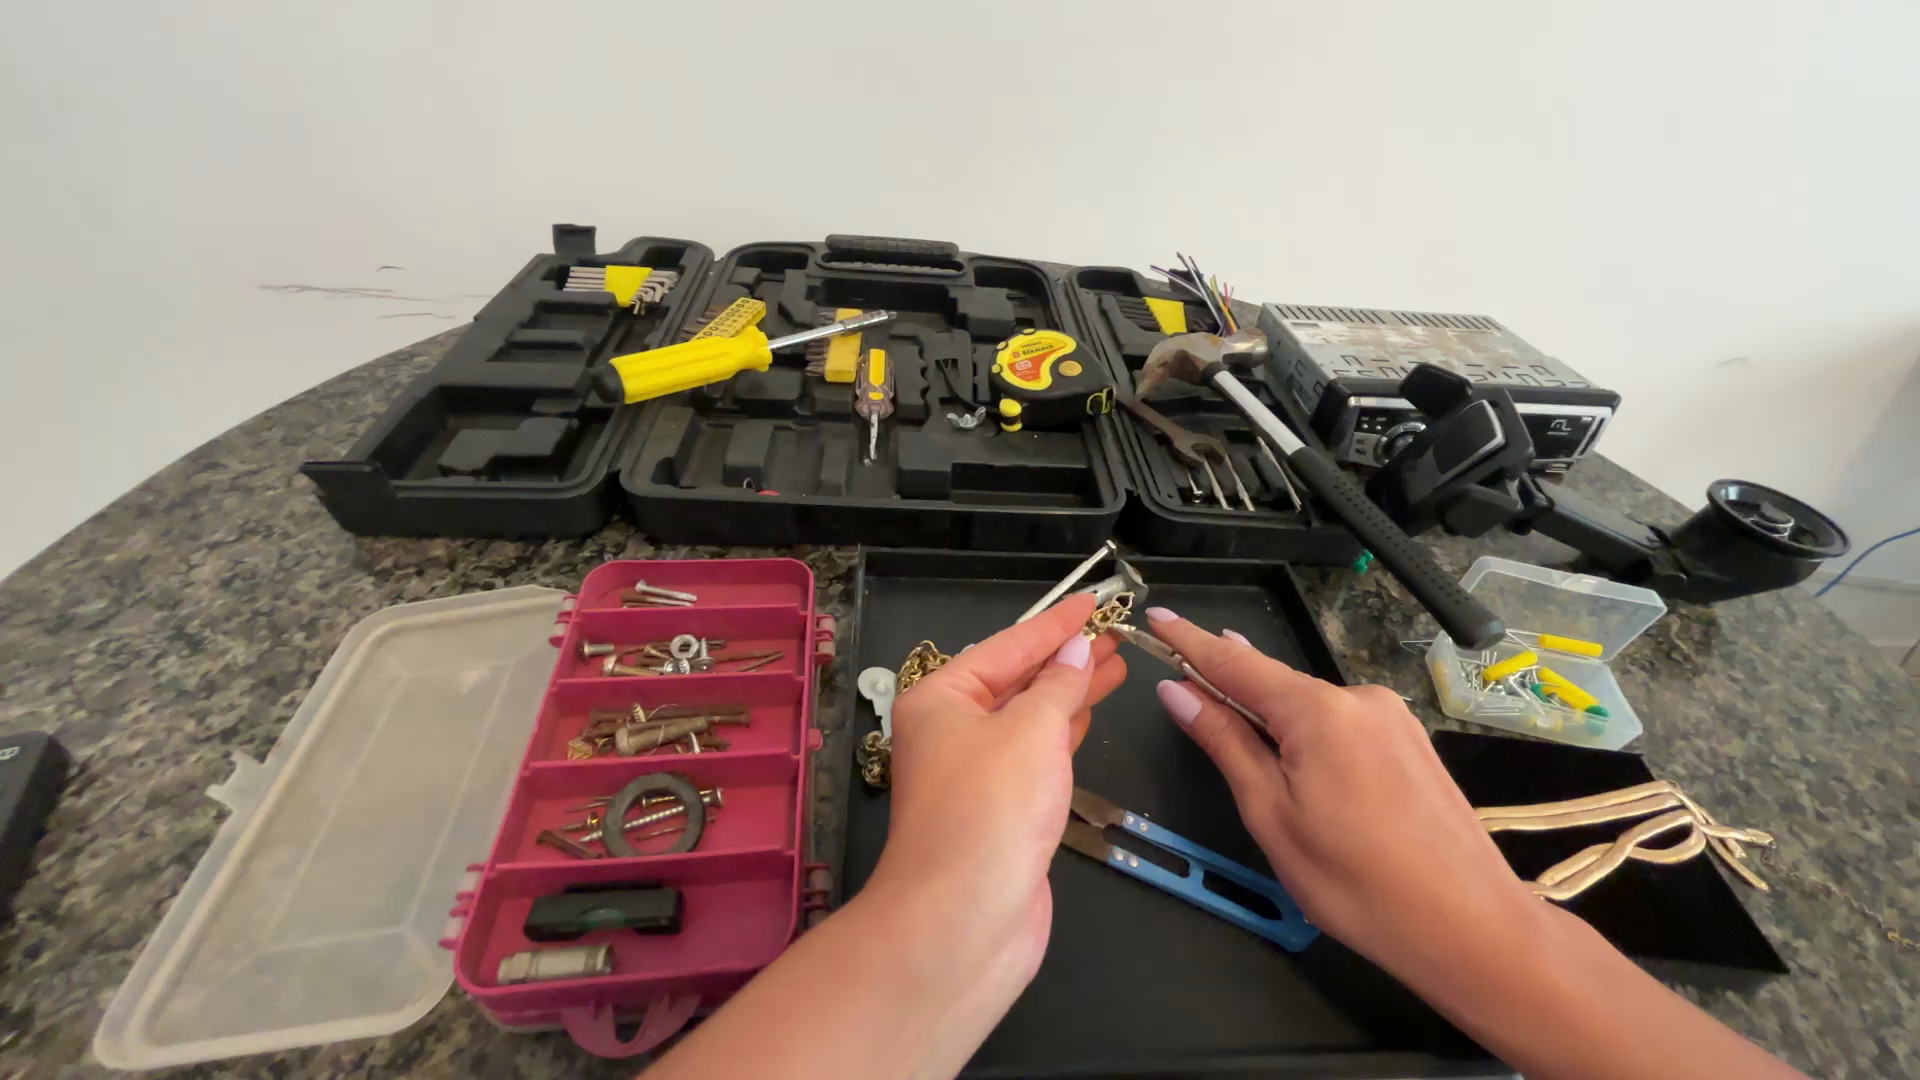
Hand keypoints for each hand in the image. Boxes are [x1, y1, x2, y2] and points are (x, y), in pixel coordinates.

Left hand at [865, 595, 1125, 990]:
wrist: (962, 920)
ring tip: (1115, 665)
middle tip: (1116, 635)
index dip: (1055, 623)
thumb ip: (1059, 684)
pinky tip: (1089, 713)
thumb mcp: (1031, 729)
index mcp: (943, 697)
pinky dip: (1063, 730)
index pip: (1009, 645)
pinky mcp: (1001, 807)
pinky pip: (1036, 753)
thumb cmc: (991, 808)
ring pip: (1030, 716)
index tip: (1093, 601)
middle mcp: (952, 728)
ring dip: (1071, 691)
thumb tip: (1077, 650)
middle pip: (1019, 679)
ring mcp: (976, 770)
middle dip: (1068, 657)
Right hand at [1142, 607, 1551, 987]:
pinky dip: (1303, 724)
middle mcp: (1357, 698)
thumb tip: (1177, 689)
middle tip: (1181, 671)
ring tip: (1233, 714)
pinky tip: (1292, 745)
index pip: (1233, 661)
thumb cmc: (1356, 883)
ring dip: (1266, 709)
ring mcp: (1390, 717)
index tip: (1156, 614)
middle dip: (1226, 678)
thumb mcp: (1270, 813)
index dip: (1189, 639)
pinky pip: (1338, 719)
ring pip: (1307, 703)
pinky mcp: (1409, 739)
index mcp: (1317, 711)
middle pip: (1272, 680)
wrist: (1476, 931)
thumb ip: (1223, 741)